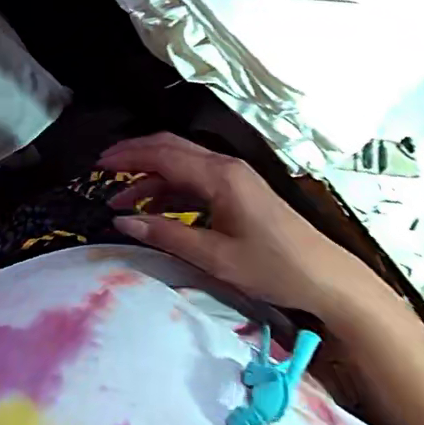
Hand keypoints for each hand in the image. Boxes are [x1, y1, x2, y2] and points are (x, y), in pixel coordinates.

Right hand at [98, 133, 396, 324]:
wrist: (325, 277)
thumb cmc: (272, 267)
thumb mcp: (214, 256)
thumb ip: (165, 235)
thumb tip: (121, 222)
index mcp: (220, 177)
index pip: (163, 154)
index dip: (127, 156)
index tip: (98, 164)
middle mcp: (225, 167)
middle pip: (171, 148)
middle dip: (134, 155)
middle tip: (102, 168)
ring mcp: (234, 176)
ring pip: (181, 163)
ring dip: (150, 176)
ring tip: (120, 198)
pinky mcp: (238, 190)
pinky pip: (195, 179)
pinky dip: (169, 188)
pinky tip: (152, 207)